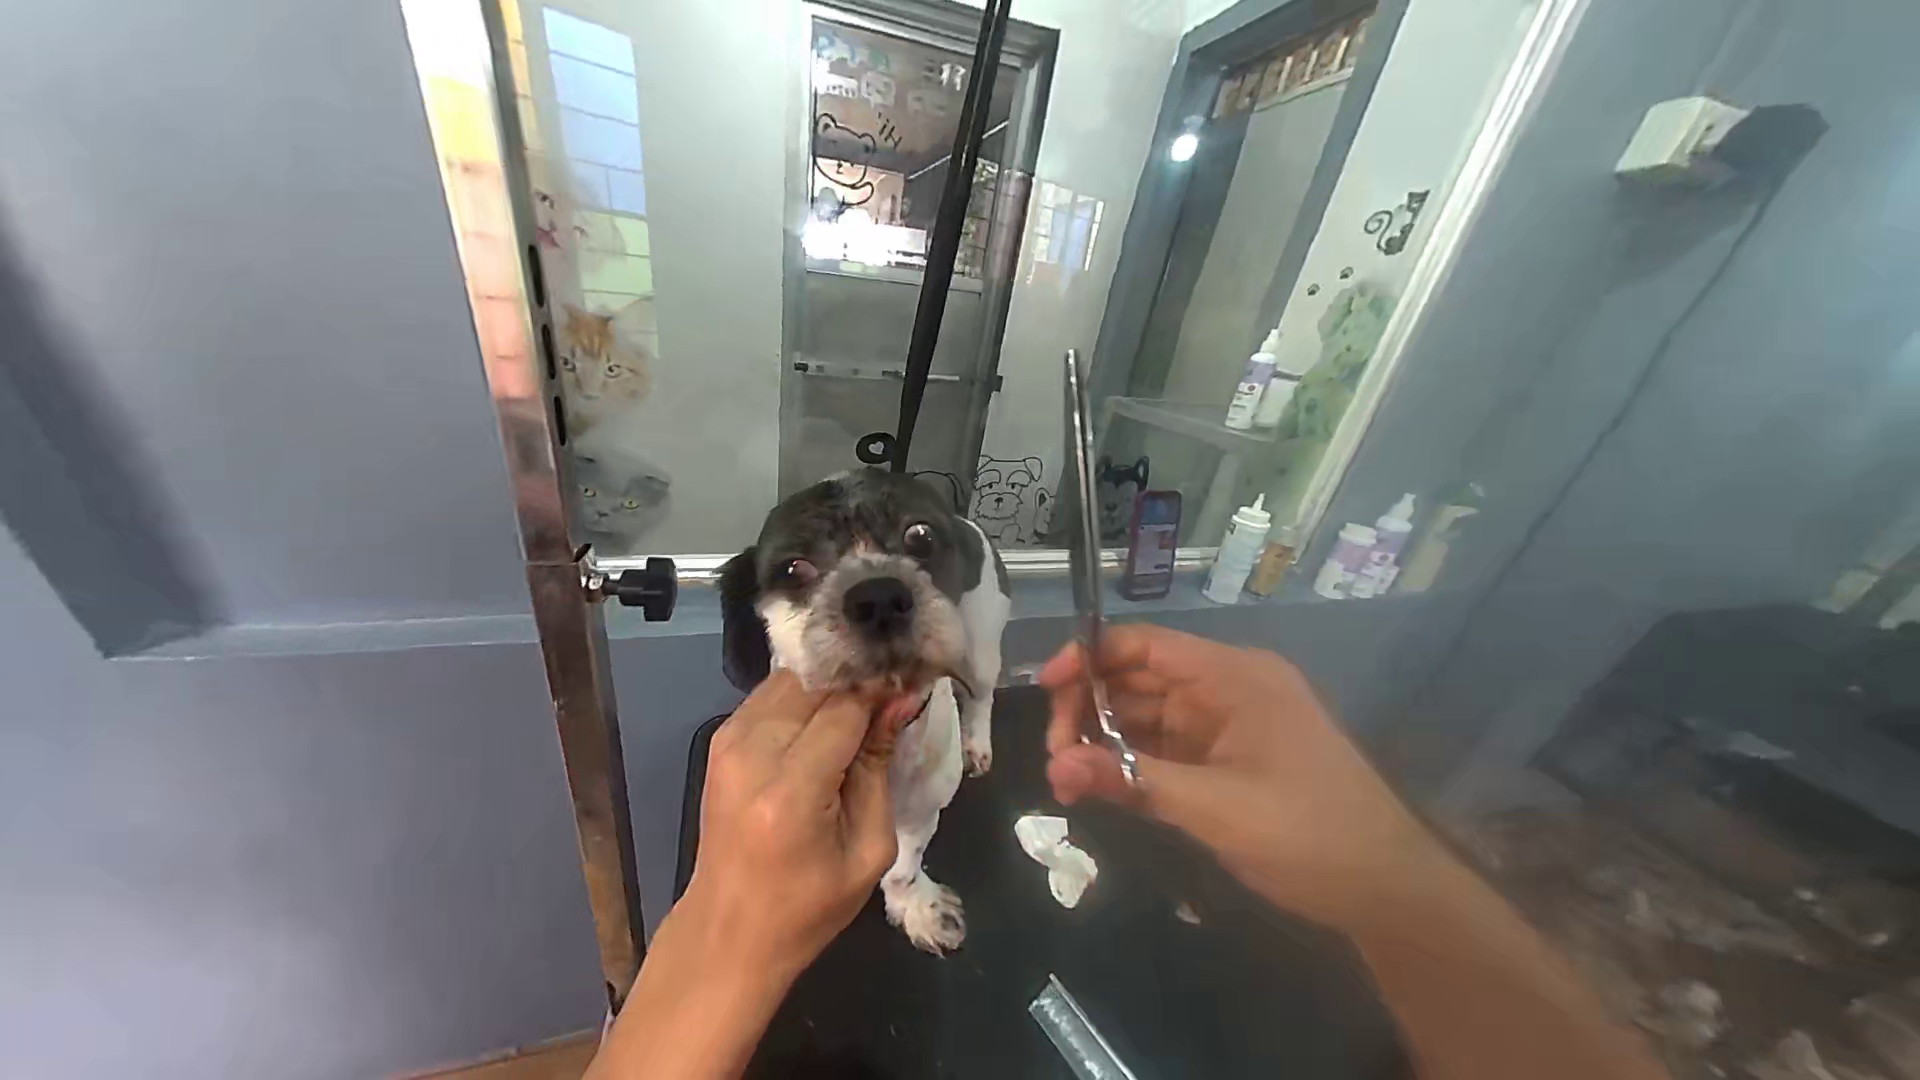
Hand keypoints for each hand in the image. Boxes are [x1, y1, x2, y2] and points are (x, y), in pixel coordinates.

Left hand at [590, 673, 899, 1079]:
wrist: (726, 935)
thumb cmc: (808, 907)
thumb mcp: (868, 847)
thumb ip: (880, 765)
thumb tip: (901, 700)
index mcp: (790, 793)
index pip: (846, 709)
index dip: (882, 691)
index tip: (911, 685)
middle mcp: (751, 754)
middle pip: (818, 683)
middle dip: (859, 680)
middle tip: (891, 692)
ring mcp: (728, 741)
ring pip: (794, 677)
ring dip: (832, 684)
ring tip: (861, 705)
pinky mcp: (720, 738)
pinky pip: (773, 692)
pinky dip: (806, 693)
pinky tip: (826, 715)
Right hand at [1039, 624, 1446, 929]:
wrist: (1391, 895)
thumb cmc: (1310, 833)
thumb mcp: (1216, 807)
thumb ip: (1130, 781)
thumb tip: (1054, 771)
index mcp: (1231, 675)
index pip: (1145, 645)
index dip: (1089, 656)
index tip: (1046, 686)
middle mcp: (1222, 689)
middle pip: (1136, 679)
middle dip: (1088, 709)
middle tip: (1055, 755)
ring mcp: (1220, 725)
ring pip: (1142, 715)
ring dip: (1102, 740)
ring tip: (1065, 775)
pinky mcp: (1219, 759)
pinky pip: (1158, 747)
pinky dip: (1126, 762)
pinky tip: (1096, 783)